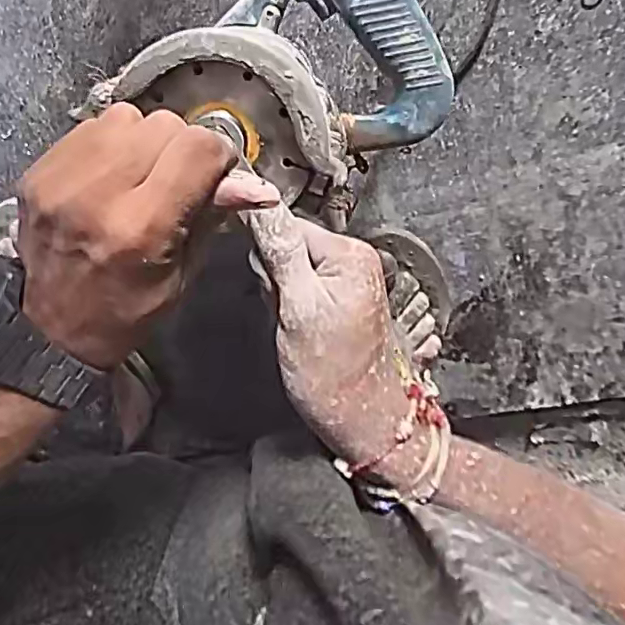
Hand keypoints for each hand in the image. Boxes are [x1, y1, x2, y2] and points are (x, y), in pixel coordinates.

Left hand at [18, 103, 278, 368]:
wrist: (49, 328)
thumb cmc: (124, 311)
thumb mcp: (181, 274)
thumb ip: (212, 216)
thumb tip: (254, 184)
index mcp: (140, 228)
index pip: (197, 148)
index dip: (218, 155)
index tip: (215, 174)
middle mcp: (97, 194)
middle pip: (164, 124)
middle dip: (181, 146)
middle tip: (173, 180)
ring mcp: (61, 179)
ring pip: (128, 116)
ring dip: (143, 139)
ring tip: (138, 175)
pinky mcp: (38, 170)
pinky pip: (91, 126)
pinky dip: (109, 142)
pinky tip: (108, 174)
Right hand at [246, 207, 421, 485]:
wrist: (365, 423)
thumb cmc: (335, 376)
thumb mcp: (297, 307)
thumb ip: (279, 250)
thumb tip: (259, 201)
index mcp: (350, 253)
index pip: (286, 225)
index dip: (266, 254)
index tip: (269, 284)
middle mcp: (356, 260)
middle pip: (288, 245)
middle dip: (274, 276)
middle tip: (285, 311)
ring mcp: (351, 280)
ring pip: (290, 268)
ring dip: (282, 292)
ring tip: (296, 324)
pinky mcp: (343, 299)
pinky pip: (302, 286)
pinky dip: (292, 304)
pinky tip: (302, 328)